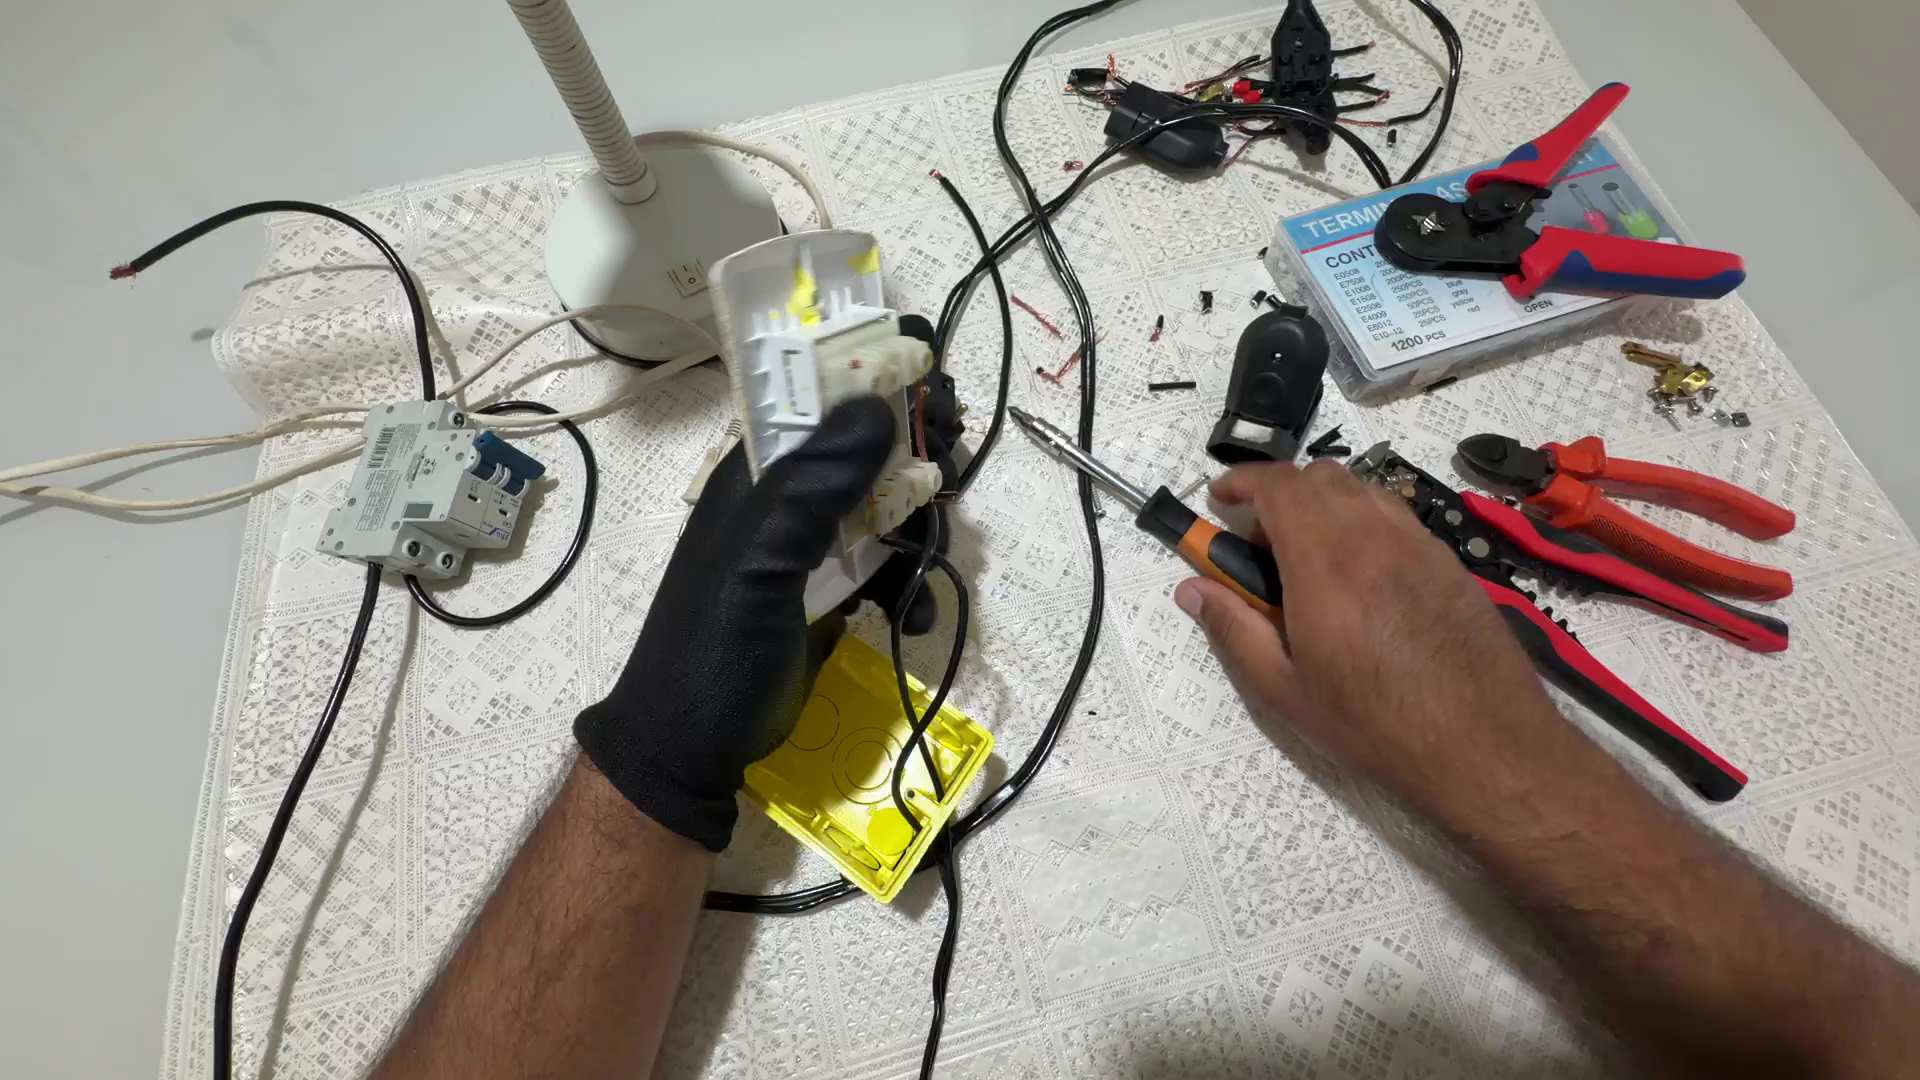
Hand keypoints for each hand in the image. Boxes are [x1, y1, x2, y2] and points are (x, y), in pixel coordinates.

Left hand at [575, 398, 896, 850]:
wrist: (694, 746)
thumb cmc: (713, 650)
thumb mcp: (755, 564)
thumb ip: (809, 487)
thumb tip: (872, 406)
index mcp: (761, 473)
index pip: (821, 397)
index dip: (879, 382)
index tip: (936, 392)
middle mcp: (793, 497)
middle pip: (870, 449)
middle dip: (916, 455)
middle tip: (948, 469)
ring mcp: (817, 544)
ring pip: (890, 506)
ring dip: (921, 531)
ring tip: (927, 567)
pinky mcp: (835, 587)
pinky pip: (888, 564)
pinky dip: (910, 584)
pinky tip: (911, 616)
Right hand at [1174, 460, 1567, 810]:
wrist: (1489, 750)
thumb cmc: (1374, 724)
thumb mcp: (1283, 688)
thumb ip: (1232, 628)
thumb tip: (1190, 590)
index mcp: (1325, 565)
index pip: (1279, 486)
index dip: (1241, 481)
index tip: (1220, 498)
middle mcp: (1374, 539)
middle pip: (1319, 475)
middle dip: (1278, 492)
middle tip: (1261, 543)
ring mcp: (1419, 546)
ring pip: (1360, 489)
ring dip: (1321, 502)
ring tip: (1308, 555)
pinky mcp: (1449, 563)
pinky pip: (1395, 515)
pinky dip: (1361, 520)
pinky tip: (1359, 574)